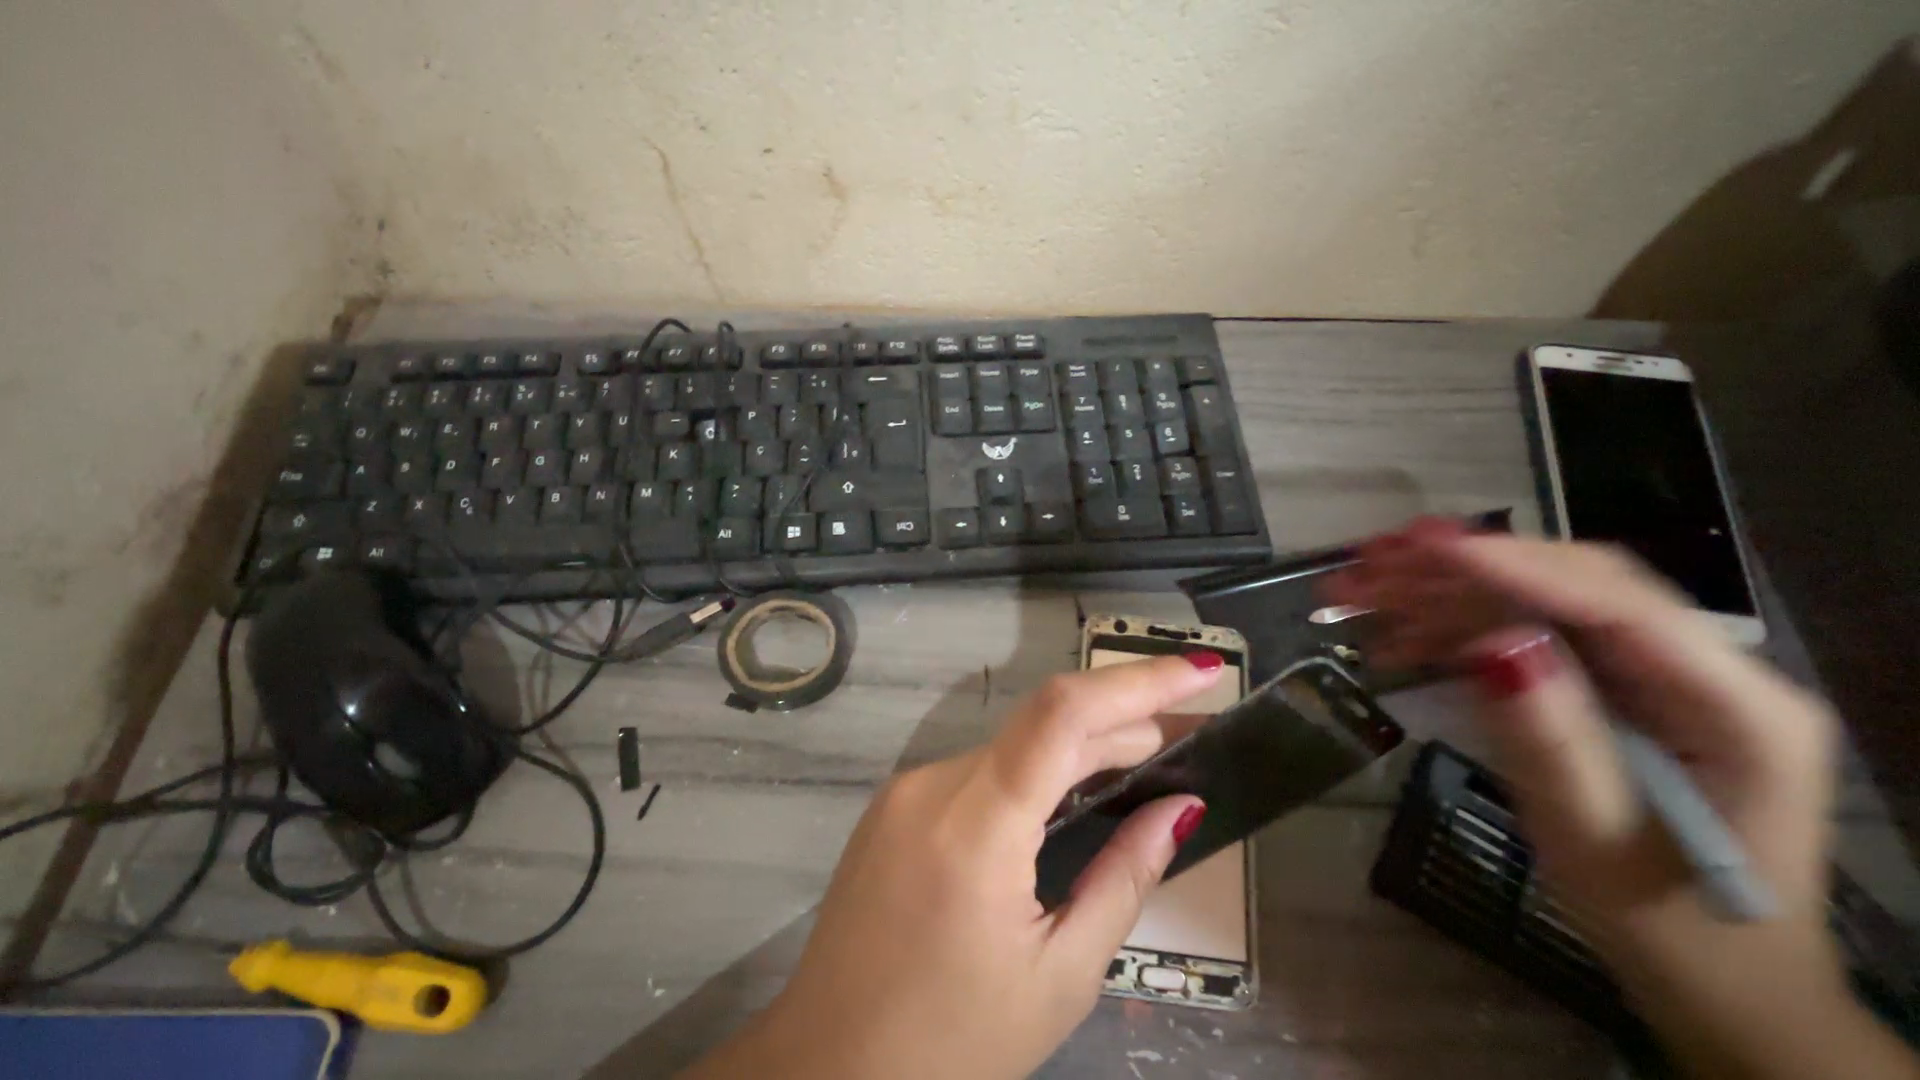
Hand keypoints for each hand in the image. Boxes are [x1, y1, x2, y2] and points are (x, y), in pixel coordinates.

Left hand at [682, 652, 1222, 1079]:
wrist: (828, 1069)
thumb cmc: (954, 1042)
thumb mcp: (1061, 973)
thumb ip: (1125, 877)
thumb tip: (1180, 806)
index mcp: (974, 827)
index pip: (1063, 715)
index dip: (1138, 680)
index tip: (1203, 671)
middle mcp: (932, 787)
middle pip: (1042, 725)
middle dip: (1124, 721)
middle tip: (1193, 737)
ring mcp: (905, 793)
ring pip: (1012, 745)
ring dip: (1081, 749)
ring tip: (1147, 765)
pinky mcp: (894, 808)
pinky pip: (980, 771)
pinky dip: (1035, 772)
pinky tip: (1074, 795)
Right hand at [1329, 525, 1918, 1078]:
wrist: (1725, 986)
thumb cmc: (1670, 931)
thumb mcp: (1598, 843)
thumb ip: (1552, 742)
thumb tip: (1493, 648)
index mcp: (1738, 709)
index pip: (1620, 608)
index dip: (1518, 568)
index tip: (1427, 546)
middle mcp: (1709, 671)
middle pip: (1577, 589)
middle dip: (1465, 570)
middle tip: (1369, 563)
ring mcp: (1667, 678)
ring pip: (1546, 605)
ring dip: (1450, 595)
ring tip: (1361, 595)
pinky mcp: (1628, 692)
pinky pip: (1539, 641)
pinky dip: (1464, 633)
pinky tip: (1401, 641)